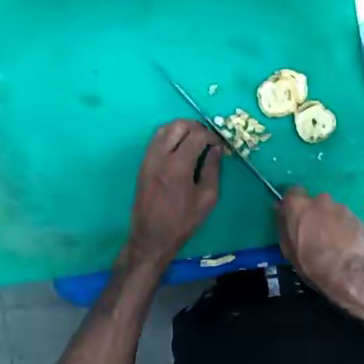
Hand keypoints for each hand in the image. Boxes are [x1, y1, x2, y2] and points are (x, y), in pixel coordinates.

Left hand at [124, 120, 220, 265]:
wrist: (152, 237)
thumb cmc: (183, 222)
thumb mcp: (207, 198)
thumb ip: (213, 170)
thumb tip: (217, 149)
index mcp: (178, 167)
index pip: (196, 136)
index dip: (211, 135)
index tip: (220, 144)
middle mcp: (160, 157)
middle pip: (178, 126)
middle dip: (196, 127)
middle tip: (208, 139)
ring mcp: (148, 159)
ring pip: (164, 128)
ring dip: (181, 129)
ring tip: (195, 140)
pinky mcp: (142, 164)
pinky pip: (156, 139)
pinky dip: (170, 136)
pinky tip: (180, 147)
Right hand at [276, 186, 363, 317]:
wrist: (347, 271)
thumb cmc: (311, 262)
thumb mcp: (288, 248)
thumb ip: (283, 225)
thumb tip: (280, 210)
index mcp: (299, 205)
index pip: (292, 192)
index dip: (292, 204)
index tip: (293, 217)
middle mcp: (320, 200)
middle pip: (313, 202)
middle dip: (312, 213)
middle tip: (312, 232)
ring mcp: (340, 207)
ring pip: (330, 210)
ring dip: (328, 220)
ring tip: (330, 241)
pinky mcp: (355, 217)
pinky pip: (343, 218)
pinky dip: (342, 227)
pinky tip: (343, 243)